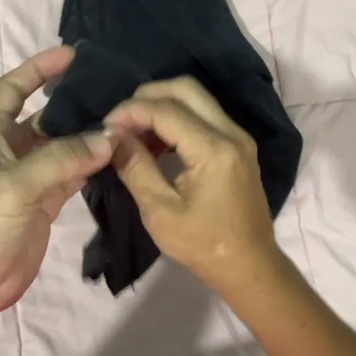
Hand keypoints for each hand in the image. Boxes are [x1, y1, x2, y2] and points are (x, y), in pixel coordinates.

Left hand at [0, 46, 116, 319]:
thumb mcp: (15, 186)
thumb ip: (63, 159)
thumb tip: (111, 136)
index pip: (14, 88)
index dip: (39, 68)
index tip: (74, 54)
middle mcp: (11, 151)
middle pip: (47, 116)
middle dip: (77, 103)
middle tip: (119, 91)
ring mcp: (29, 179)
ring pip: (65, 147)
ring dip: (90, 136)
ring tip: (128, 120)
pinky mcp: (44, 205)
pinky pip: (73, 176)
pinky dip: (93, 167)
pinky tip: (119, 158)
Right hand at [104, 77, 282, 292]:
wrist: (249, 267)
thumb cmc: (203, 245)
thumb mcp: (160, 211)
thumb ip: (135, 167)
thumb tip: (112, 136)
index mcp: (214, 150)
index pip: (166, 109)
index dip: (131, 111)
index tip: (105, 126)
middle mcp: (231, 133)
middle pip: (186, 88)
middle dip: (147, 96)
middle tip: (120, 120)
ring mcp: (239, 137)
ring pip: (197, 98)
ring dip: (162, 105)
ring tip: (134, 132)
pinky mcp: (238, 146)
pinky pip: (205, 115)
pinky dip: (178, 118)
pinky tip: (156, 142)